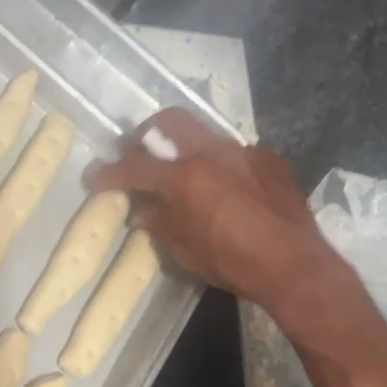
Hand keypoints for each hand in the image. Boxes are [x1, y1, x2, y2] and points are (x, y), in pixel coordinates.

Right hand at [88, 108, 346, 325]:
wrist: (294, 264)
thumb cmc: (232, 262)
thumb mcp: (185, 250)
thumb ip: (161, 223)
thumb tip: (143, 212)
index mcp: (185, 177)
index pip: (135, 167)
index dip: (109, 172)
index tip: (93, 178)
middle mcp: (212, 152)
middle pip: (169, 122)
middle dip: (146, 135)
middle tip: (135, 155)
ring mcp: (244, 151)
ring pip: (203, 134)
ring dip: (183, 148)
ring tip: (178, 173)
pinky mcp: (269, 160)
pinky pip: (234, 153)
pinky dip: (217, 165)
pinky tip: (221, 189)